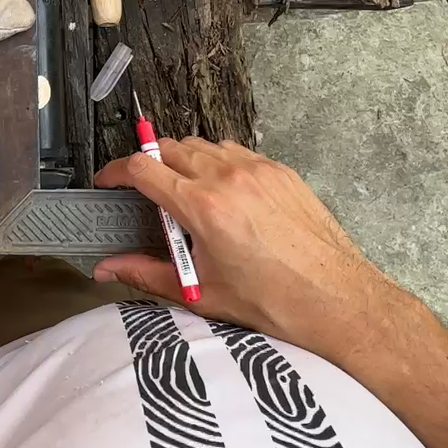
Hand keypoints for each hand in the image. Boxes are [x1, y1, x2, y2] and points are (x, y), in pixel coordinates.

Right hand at [93, 137, 412, 360]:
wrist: (341, 302)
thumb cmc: (274, 302)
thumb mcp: (202, 292)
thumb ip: (147, 273)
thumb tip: (107, 268)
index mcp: (202, 207)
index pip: (142, 167)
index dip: (115, 171)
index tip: (108, 181)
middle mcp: (226, 177)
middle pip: (167, 147)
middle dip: (148, 164)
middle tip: (146, 192)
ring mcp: (256, 169)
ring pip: (201, 145)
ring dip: (183, 160)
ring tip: (185, 194)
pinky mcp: (279, 171)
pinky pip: (235, 151)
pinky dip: (217, 163)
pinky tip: (223, 193)